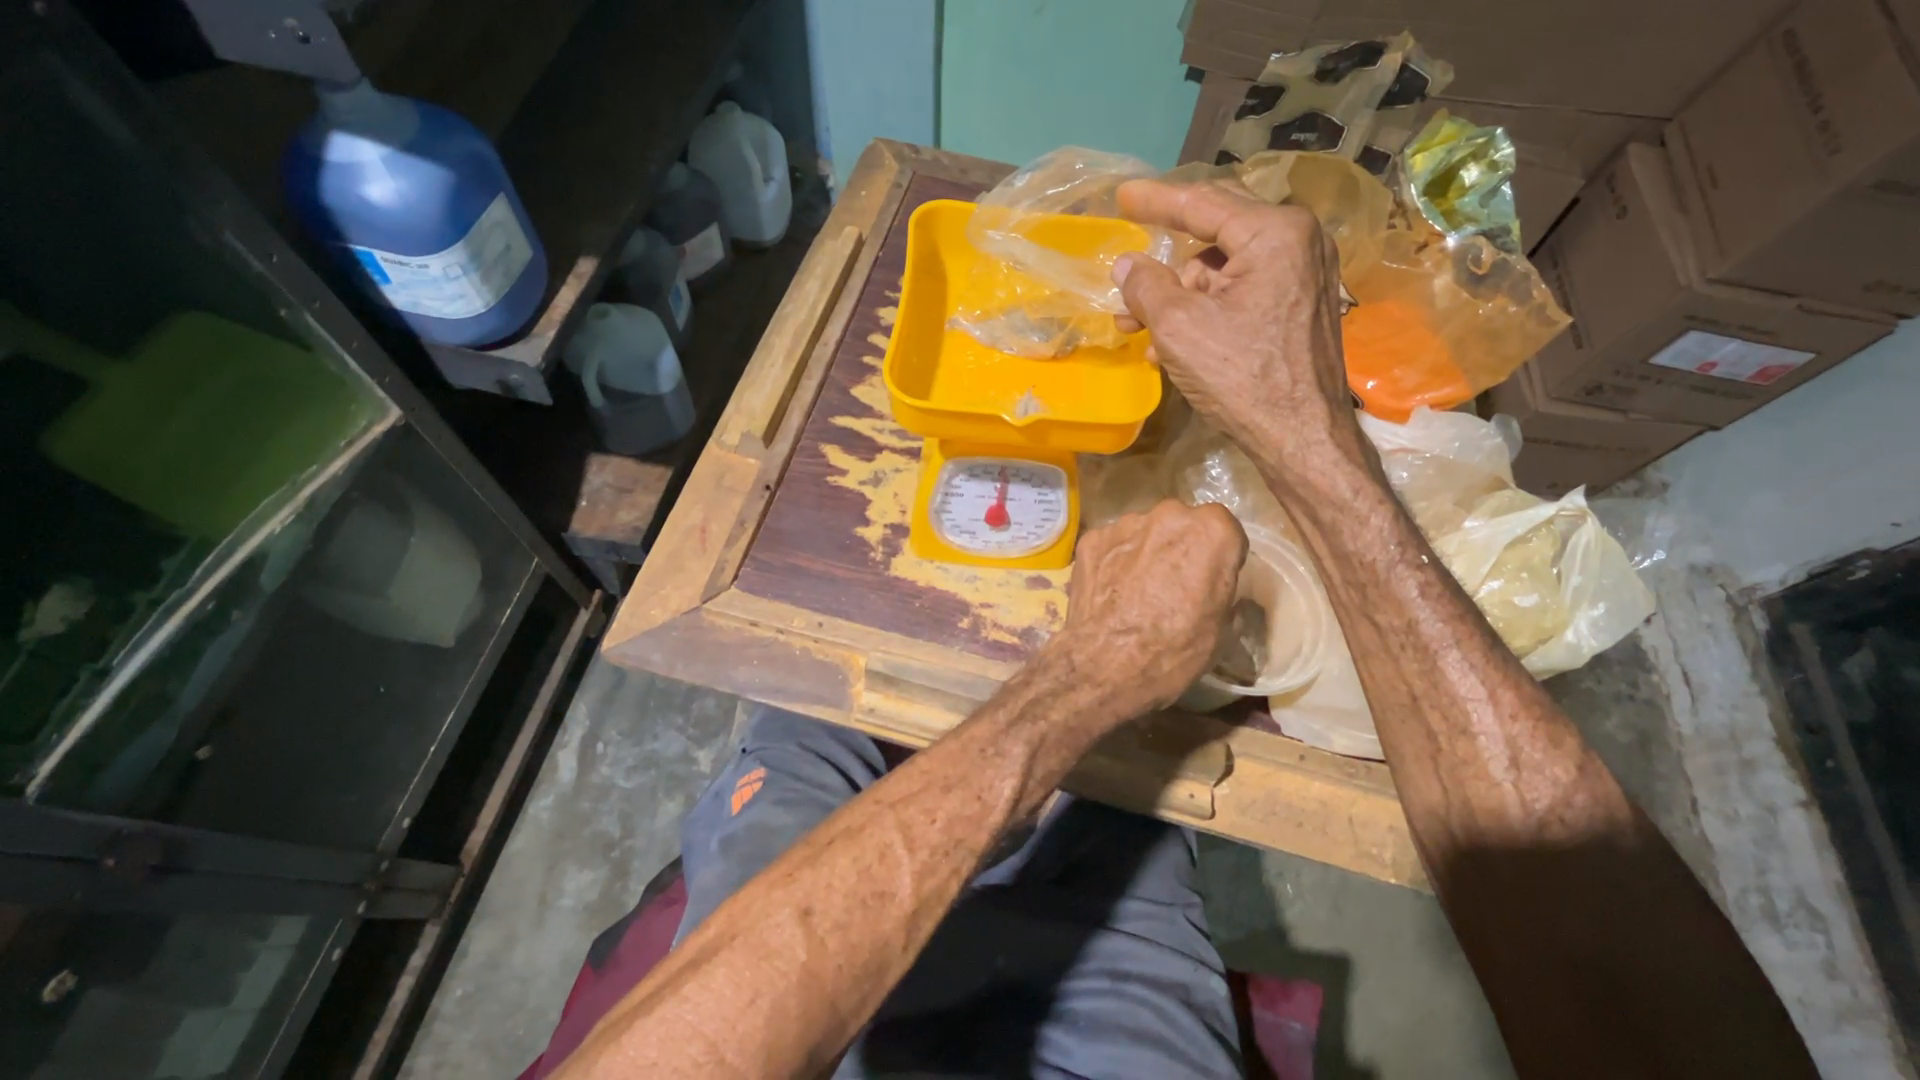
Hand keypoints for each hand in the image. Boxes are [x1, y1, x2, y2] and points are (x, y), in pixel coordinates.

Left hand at [1051, 499, 1246, 716]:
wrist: (1107, 666)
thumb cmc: (1175, 650)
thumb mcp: (1222, 629)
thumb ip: (1222, 591)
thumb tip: (1214, 589)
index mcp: (1212, 532)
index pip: (1226, 531)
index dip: (1220, 556)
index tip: (1212, 578)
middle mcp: (1170, 515)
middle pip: (1181, 525)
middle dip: (1181, 548)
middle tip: (1174, 584)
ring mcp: (1125, 524)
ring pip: (1144, 533)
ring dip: (1145, 553)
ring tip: (1137, 592)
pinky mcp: (1092, 539)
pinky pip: (1111, 546)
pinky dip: (1112, 563)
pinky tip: (1110, 593)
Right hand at [1112, 179, 1366, 495]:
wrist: (1301, 437)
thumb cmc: (1241, 377)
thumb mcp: (1179, 327)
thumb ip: (1146, 285)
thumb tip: (1127, 264)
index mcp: (1275, 232)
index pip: (1203, 203)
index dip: (1156, 201)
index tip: (1123, 195)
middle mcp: (1299, 241)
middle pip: (1215, 234)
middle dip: (1166, 262)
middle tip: (1129, 266)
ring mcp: (1305, 275)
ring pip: (1224, 270)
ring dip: (1180, 296)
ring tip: (1139, 327)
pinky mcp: (1301, 306)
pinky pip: (1242, 292)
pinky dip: (1206, 310)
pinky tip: (1173, 344)